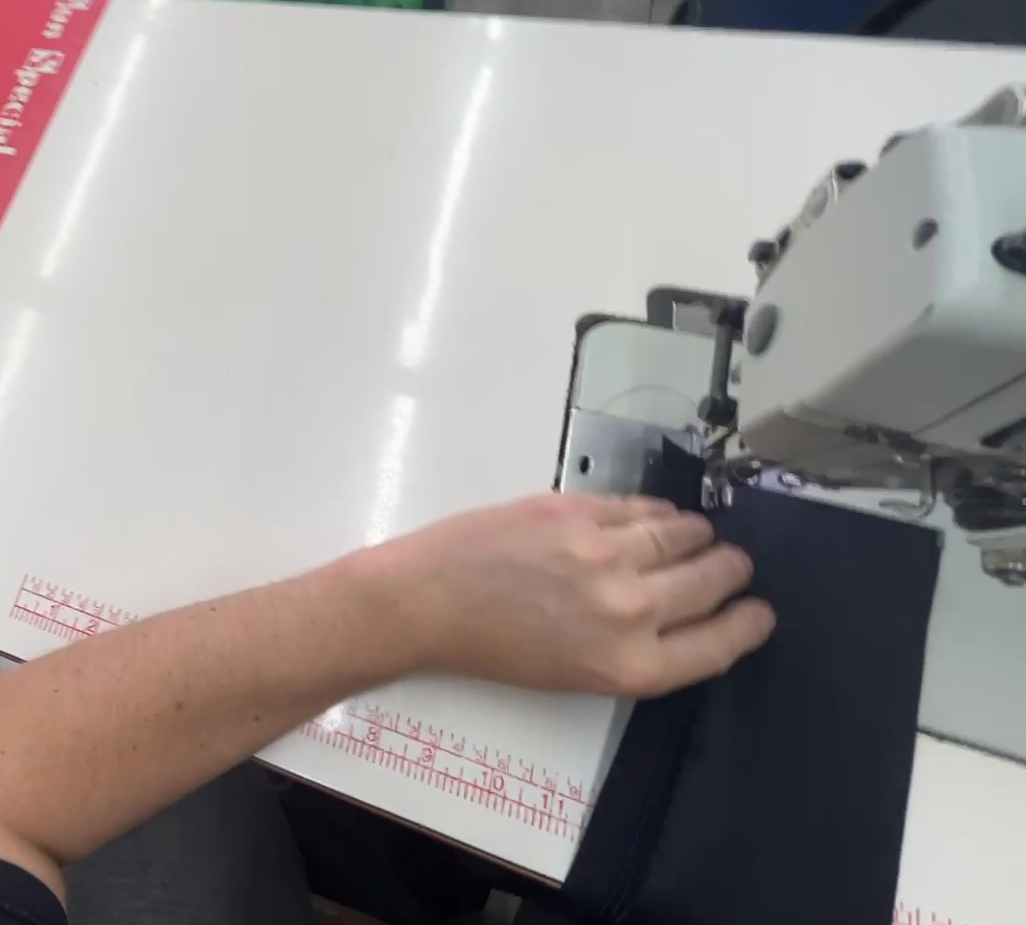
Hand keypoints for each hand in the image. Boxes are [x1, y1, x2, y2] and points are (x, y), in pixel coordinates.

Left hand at [349, 494, 775, 697]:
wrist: (421, 601)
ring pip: (679, 536)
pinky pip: (633, 506)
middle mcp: (630, 609)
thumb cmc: (484, 644)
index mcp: (633, 664)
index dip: (747, 623)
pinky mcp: (569, 511)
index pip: (721, 645)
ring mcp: (601, 553)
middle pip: (710, 584)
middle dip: (728, 571)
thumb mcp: (570, 673)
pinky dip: (654, 509)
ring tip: (701, 534)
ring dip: (698, 535)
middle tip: (733, 562)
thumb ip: (629, 649)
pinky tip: (660, 512)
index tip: (758, 610)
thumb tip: (669, 616)